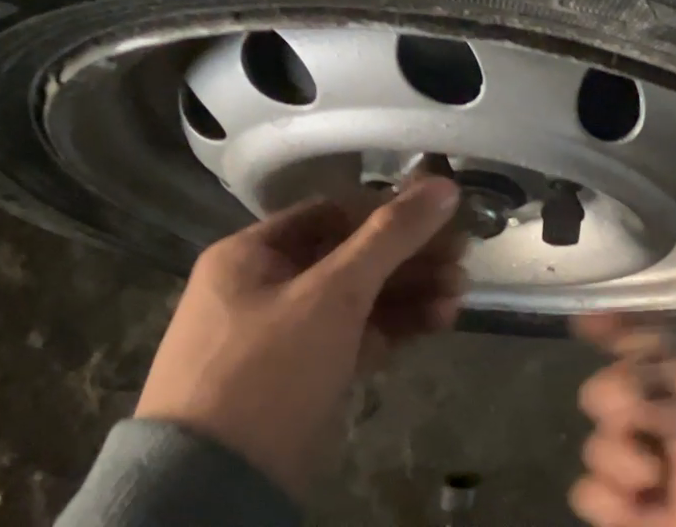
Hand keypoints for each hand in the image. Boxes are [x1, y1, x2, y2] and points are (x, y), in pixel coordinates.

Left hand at [133, 179, 463, 501]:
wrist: (213, 490)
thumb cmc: (268, 369)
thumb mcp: (334, 294)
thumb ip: (391, 236)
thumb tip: (444, 185)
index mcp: (252, 253)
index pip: (334, 213)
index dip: (390, 211)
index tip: (441, 217)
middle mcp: (264, 285)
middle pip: (352, 255)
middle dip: (411, 257)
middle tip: (462, 258)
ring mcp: (283, 334)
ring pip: (359, 297)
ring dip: (412, 291)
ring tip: (460, 294)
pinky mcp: (303, 374)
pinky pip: (356, 334)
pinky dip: (395, 326)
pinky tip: (439, 321)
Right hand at [569, 314, 675, 526]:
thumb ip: (672, 381)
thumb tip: (625, 383)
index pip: (654, 339)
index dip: (618, 324)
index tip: (582, 322)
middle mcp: (671, 417)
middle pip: (612, 384)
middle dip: (614, 394)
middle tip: (630, 414)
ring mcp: (647, 464)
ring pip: (597, 439)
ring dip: (616, 456)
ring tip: (650, 480)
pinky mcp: (625, 509)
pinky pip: (587, 488)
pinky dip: (606, 498)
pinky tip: (634, 510)